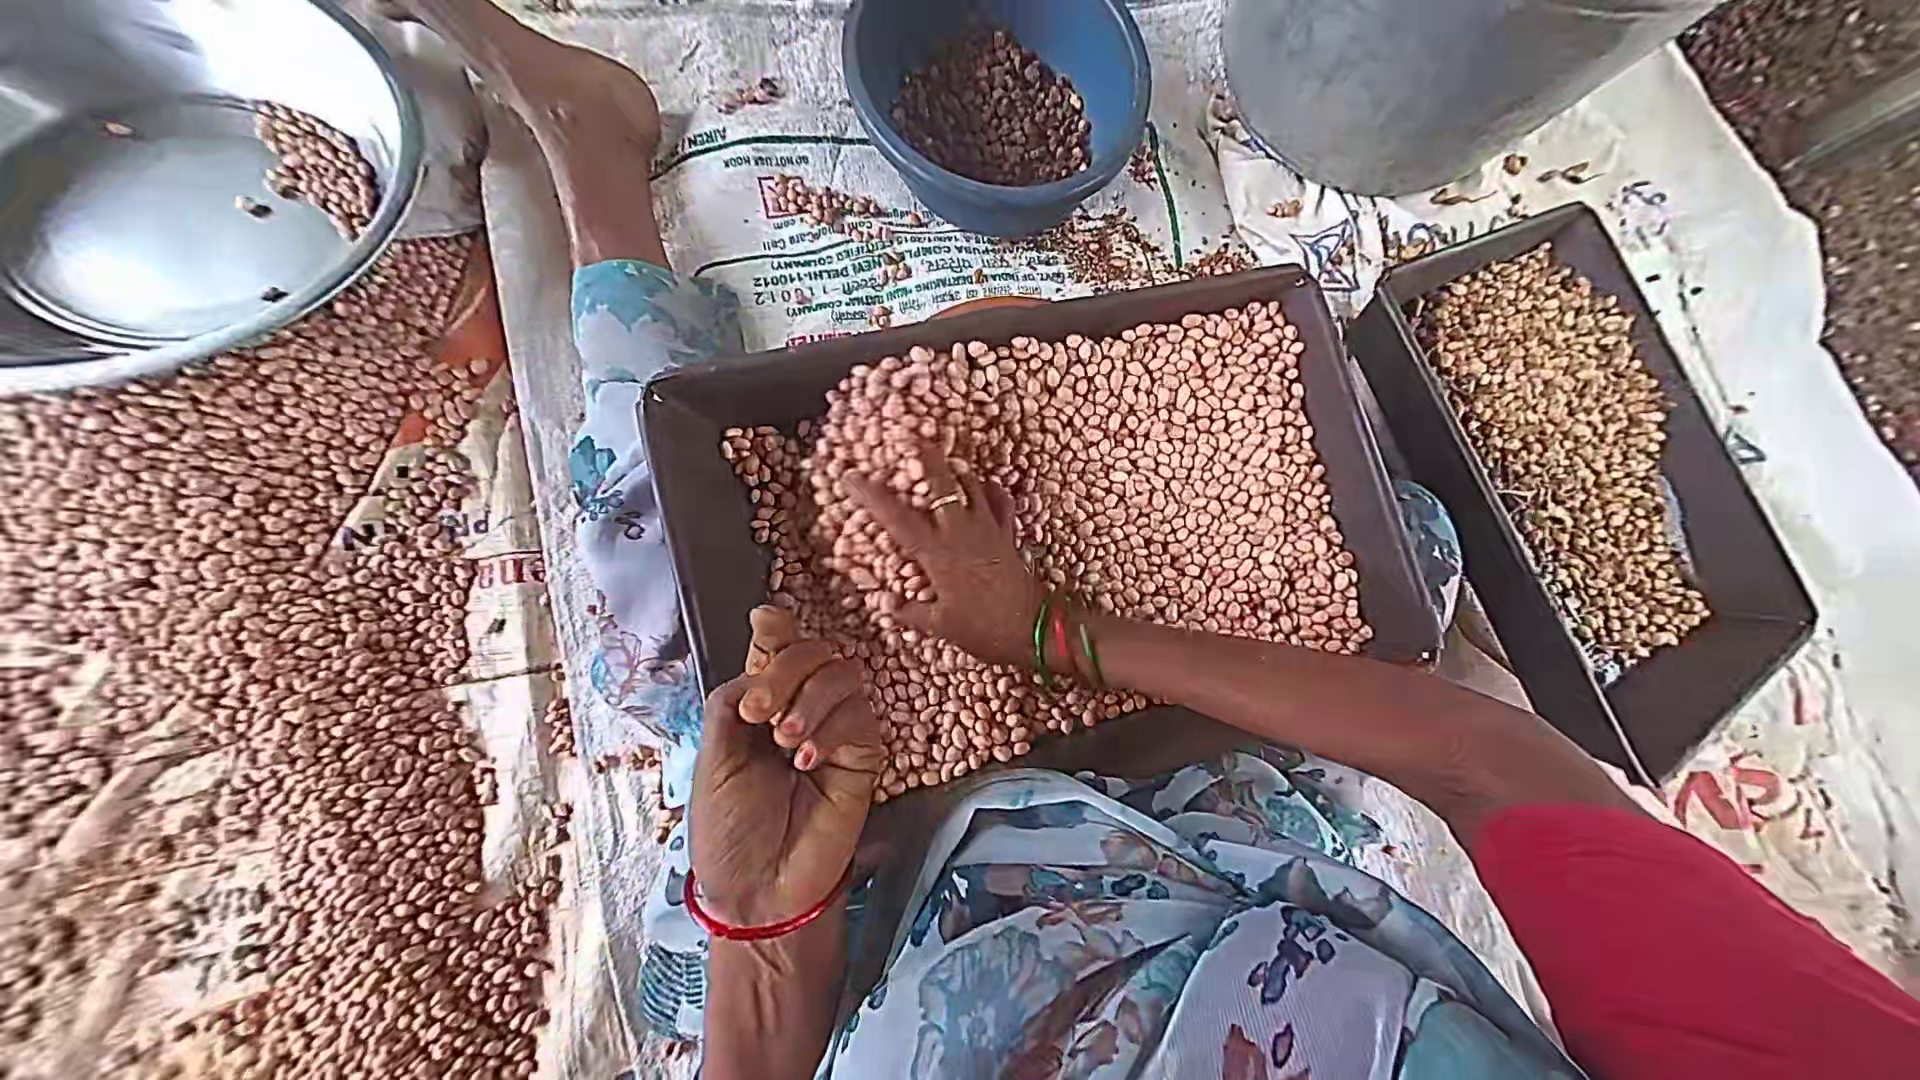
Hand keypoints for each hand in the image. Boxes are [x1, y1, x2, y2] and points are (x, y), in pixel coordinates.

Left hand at [690, 607, 884, 925]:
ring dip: (810, 697)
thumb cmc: (729, 828)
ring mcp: (836, 728)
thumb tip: (761, 654)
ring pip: (841, 674)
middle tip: (758, 712)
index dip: (777, 628)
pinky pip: (858, 715)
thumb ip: (732, 700)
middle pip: (812, 651)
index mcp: (763, 704)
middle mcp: (802, 707)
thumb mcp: (713, 758)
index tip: (765, 620)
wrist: (758, 890)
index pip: (778, 650)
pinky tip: (807, 760)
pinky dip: (831, 727)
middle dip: (786, 668)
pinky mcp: (863, 752)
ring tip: (784, 739)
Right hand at [845, 449, 1042, 667]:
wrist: (1033, 629)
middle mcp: (961, 532)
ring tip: (944, 463)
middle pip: (941, 484)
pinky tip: (985, 488)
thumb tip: (888, 603)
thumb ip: (910, 611)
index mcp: (938, 553)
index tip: (853, 477)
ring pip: (972, 486)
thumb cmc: (983, 629)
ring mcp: (988, 529)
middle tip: (911, 439)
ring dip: (956, 473)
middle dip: (925, 459)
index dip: (872, 496)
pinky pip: (1000, 503)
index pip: (897, 519)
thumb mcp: (940, 625)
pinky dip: (991, 492)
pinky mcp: (1008, 534)